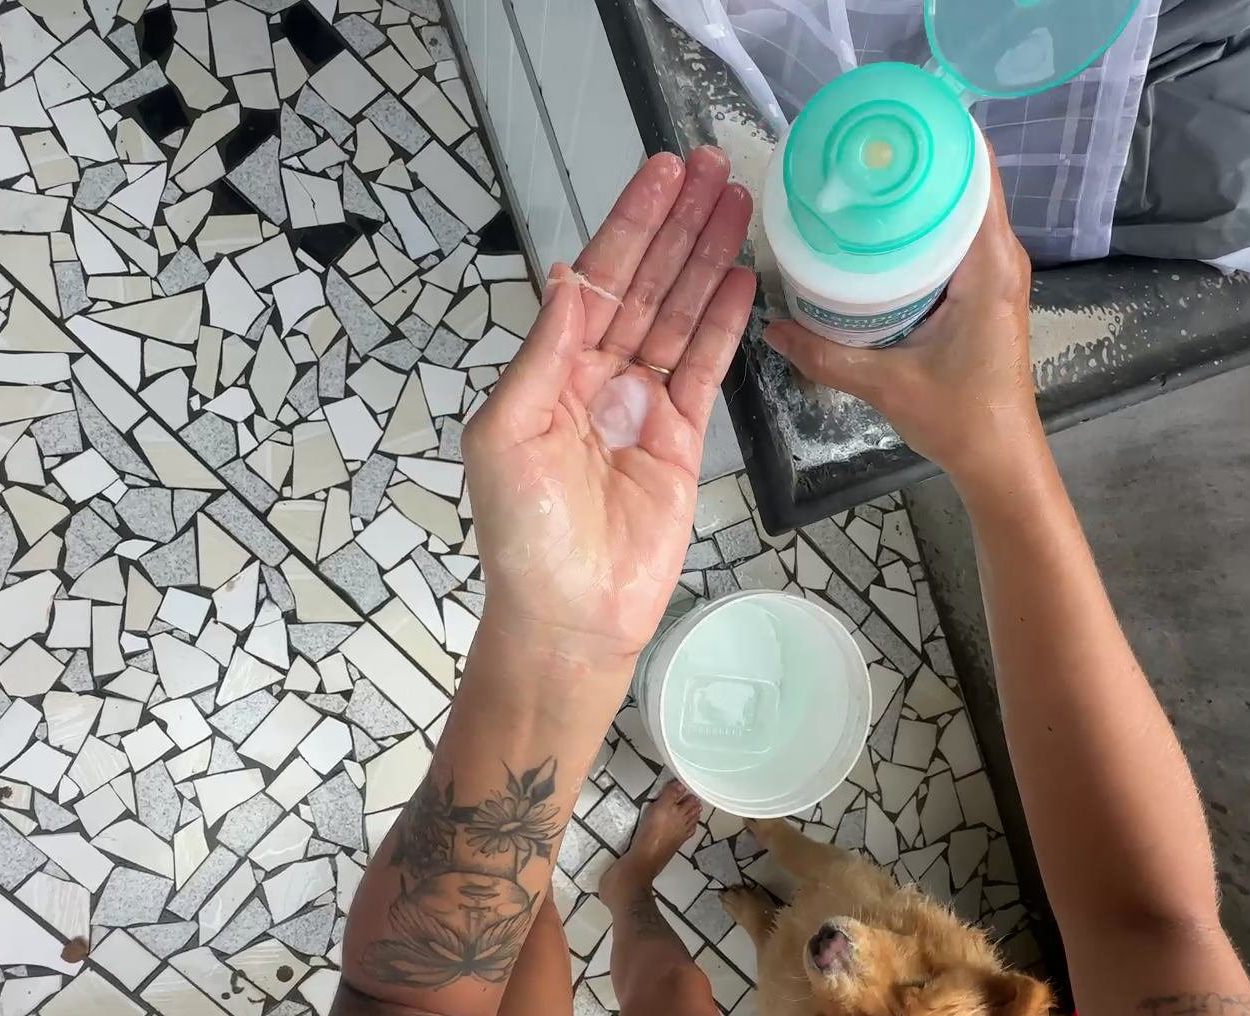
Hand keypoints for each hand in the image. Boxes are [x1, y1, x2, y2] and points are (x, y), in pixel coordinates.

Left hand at [463, 149, 755, 668]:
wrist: (572, 613)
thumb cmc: (525, 535)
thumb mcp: (507, 437)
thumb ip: (541, 357)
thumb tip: (567, 280)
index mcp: (552, 370)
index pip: (597, 282)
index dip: (630, 227)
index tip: (662, 177)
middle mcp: (599, 378)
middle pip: (646, 287)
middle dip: (678, 228)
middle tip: (714, 168)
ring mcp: (644, 406)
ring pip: (681, 318)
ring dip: (708, 262)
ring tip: (739, 207)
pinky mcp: (683, 439)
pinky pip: (706, 370)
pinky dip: (725, 326)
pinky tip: (742, 281)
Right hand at [763, 166, 1035, 475]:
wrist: (997, 459)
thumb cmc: (959, 418)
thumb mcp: (885, 385)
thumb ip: (825, 356)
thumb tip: (772, 330)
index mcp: (989, 267)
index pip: (975, 177)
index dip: (938, 143)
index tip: (888, 131)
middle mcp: (999, 261)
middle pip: (962, 190)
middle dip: (914, 170)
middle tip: (856, 164)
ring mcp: (992, 279)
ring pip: (955, 220)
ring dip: (915, 204)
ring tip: (861, 193)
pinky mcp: (981, 297)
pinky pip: (951, 249)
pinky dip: (918, 237)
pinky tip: (877, 244)